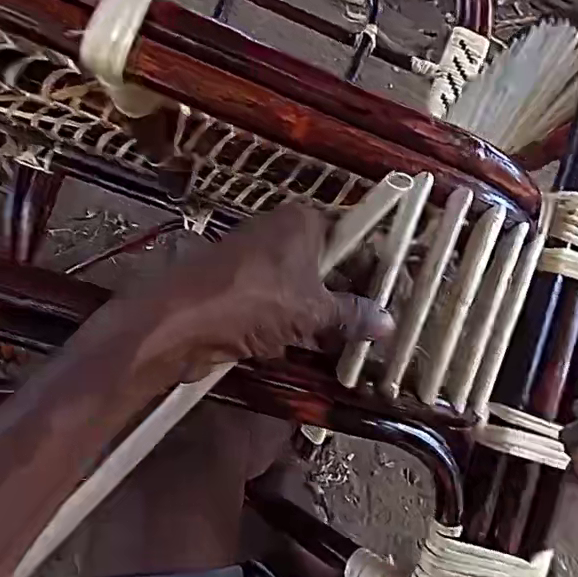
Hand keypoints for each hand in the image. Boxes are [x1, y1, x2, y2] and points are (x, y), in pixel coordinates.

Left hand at [98, 203, 393, 380]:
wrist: (181, 321)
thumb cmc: (254, 299)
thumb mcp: (311, 309)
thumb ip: (350, 314)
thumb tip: (386, 321)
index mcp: (303, 223)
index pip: (355, 235)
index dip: (375, 265)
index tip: (396, 295)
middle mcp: (280, 236)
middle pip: (329, 267)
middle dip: (351, 300)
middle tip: (377, 330)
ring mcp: (258, 265)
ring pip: (304, 293)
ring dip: (324, 321)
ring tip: (352, 349)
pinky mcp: (240, 294)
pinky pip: (279, 310)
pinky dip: (295, 331)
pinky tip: (314, 354)